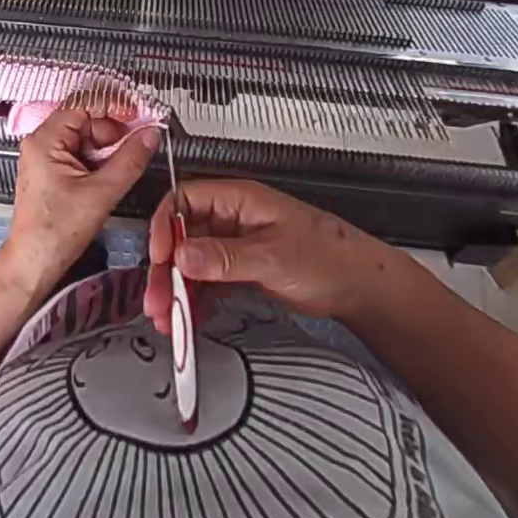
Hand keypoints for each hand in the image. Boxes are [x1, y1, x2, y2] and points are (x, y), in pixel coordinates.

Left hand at [0, 110, 158, 296]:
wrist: (34, 264)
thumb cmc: (54, 233)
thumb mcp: (102, 192)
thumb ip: (130, 159)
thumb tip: (150, 135)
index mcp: (45, 140)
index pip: (84, 106)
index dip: (114, 108)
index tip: (138, 116)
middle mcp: (42, 144)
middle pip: (87, 122)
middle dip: (113, 135)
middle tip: (136, 148)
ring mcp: (46, 158)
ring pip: (87, 139)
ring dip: (107, 151)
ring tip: (117, 173)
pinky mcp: (52, 172)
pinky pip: (82, 155)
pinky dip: (99, 163)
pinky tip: (107, 180)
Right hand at [143, 178, 402, 332]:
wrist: (359, 283)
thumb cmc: (328, 254)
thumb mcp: (272, 256)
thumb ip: (224, 257)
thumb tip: (182, 256)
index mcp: (239, 199)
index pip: (185, 200)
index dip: (166, 226)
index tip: (158, 256)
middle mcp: (233, 217)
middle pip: (183, 235)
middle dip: (166, 267)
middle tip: (158, 299)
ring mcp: (236, 243)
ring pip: (192, 260)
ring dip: (177, 287)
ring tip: (169, 318)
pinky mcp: (242, 267)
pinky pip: (208, 279)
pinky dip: (196, 297)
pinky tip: (191, 316)